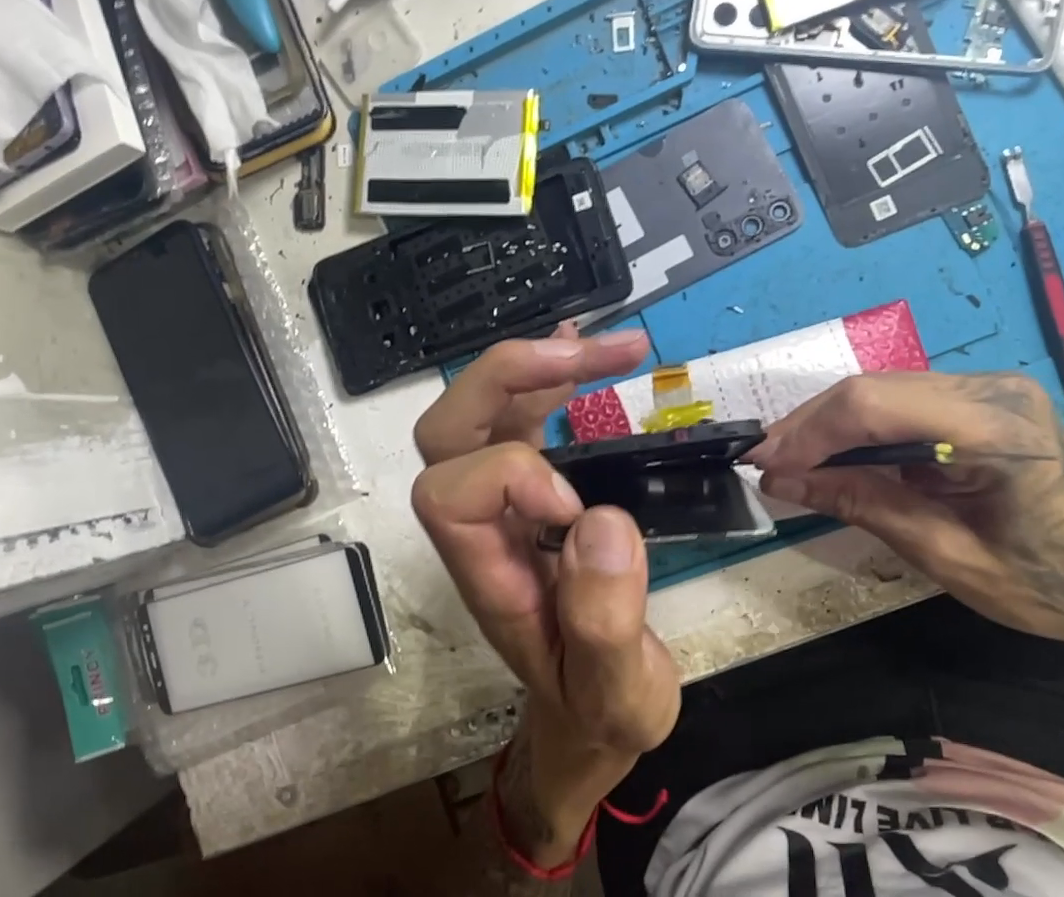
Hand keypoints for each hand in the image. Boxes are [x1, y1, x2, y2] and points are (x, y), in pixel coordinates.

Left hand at [409, 326, 678, 859]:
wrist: (592, 716)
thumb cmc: (598, 709)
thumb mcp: (616, 692)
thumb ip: (605, 624)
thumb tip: (599, 521)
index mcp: (485, 573)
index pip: (450, 493)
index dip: (510, 476)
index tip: (578, 505)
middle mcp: (480, 528)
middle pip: (446, 433)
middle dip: (506, 379)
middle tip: (587, 356)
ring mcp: (501, 506)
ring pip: (482, 414)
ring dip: (540, 368)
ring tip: (613, 347)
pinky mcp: (529, 494)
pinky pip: (522, 421)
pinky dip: (551, 380)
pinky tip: (587, 355)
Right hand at [747, 372, 1063, 708]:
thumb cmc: (1041, 583)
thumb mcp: (942, 552)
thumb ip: (859, 503)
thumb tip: (779, 478)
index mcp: (996, 427)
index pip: (876, 405)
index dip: (810, 432)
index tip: (763, 464)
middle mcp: (992, 388)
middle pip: (871, 389)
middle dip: (809, 427)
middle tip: (762, 463)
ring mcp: (988, 387)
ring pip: (879, 390)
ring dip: (827, 426)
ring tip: (785, 461)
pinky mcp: (979, 397)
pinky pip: (899, 401)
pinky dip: (857, 428)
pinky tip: (830, 453)